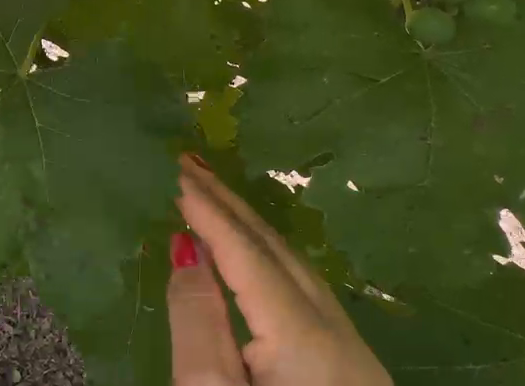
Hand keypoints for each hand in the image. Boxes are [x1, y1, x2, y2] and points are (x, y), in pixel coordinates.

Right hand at [169, 156, 390, 385]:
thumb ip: (197, 317)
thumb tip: (186, 244)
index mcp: (303, 337)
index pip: (243, 250)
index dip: (204, 206)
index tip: (168, 166)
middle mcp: (339, 336)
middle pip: (277, 251)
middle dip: (229, 203)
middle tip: (186, 161)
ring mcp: (356, 359)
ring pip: (299, 269)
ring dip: (251, 225)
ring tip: (211, 192)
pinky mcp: (355, 376)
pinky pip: (307, 292)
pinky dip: (270, 256)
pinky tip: (252, 252)